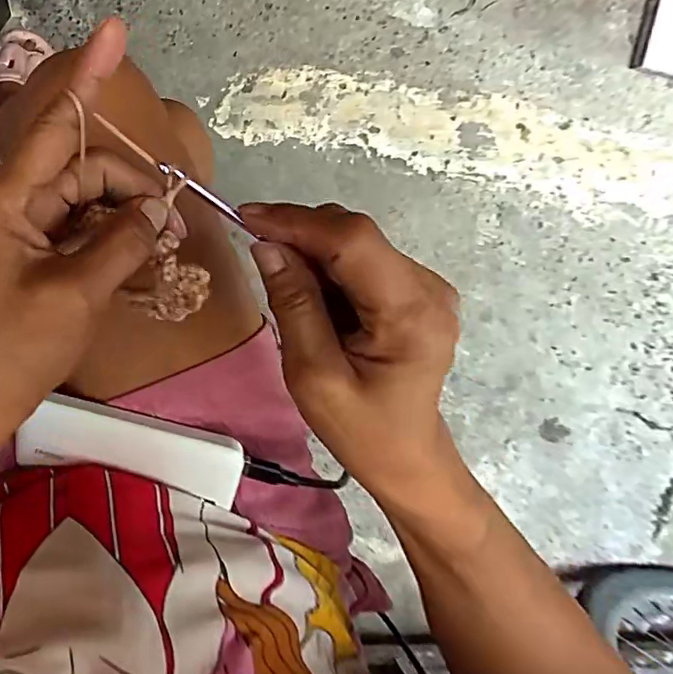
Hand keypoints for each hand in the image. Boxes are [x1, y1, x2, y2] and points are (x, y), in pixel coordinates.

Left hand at [0, 18, 178, 425]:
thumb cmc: (24, 345)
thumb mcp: (78, 292)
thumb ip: (123, 242)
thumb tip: (159, 210)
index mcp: (10, 203)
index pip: (57, 128)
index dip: (87, 79)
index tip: (114, 31)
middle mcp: (18, 203)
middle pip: (85, 166)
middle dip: (132, 185)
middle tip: (174, 222)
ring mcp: (30, 224)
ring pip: (91, 195)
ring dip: (129, 212)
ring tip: (165, 243)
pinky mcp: (43, 246)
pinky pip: (87, 222)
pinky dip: (117, 232)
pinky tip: (145, 253)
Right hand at [239, 203, 461, 497]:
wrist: (405, 455)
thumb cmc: (358, 427)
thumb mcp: (311, 372)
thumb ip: (292, 304)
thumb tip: (266, 246)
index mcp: (409, 312)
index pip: (352, 241)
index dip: (297, 221)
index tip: (245, 217)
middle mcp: (427, 288)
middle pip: (354, 234)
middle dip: (297, 231)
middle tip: (252, 246)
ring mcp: (423, 287)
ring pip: (353, 240)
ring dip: (307, 247)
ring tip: (276, 274)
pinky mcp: (410, 290)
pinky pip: (357, 257)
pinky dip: (321, 261)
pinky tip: (302, 285)